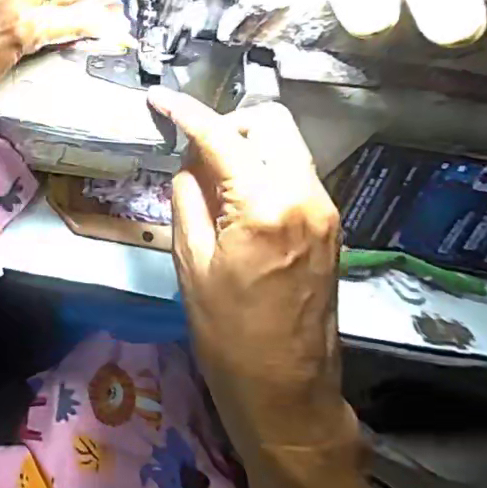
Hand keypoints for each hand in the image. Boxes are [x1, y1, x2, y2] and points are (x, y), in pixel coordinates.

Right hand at [147, 89, 356, 458]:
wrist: (286, 388)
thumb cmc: (226, 332)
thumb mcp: (190, 261)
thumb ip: (187, 197)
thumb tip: (188, 162)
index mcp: (265, 205)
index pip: (221, 135)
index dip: (185, 112)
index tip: (157, 99)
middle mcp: (305, 196)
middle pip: (269, 122)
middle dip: (226, 122)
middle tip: (190, 150)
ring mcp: (325, 209)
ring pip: (285, 143)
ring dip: (245, 144)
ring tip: (208, 176)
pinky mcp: (329, 224)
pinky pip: (293, 171)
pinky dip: (261, 167)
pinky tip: (234, 196)